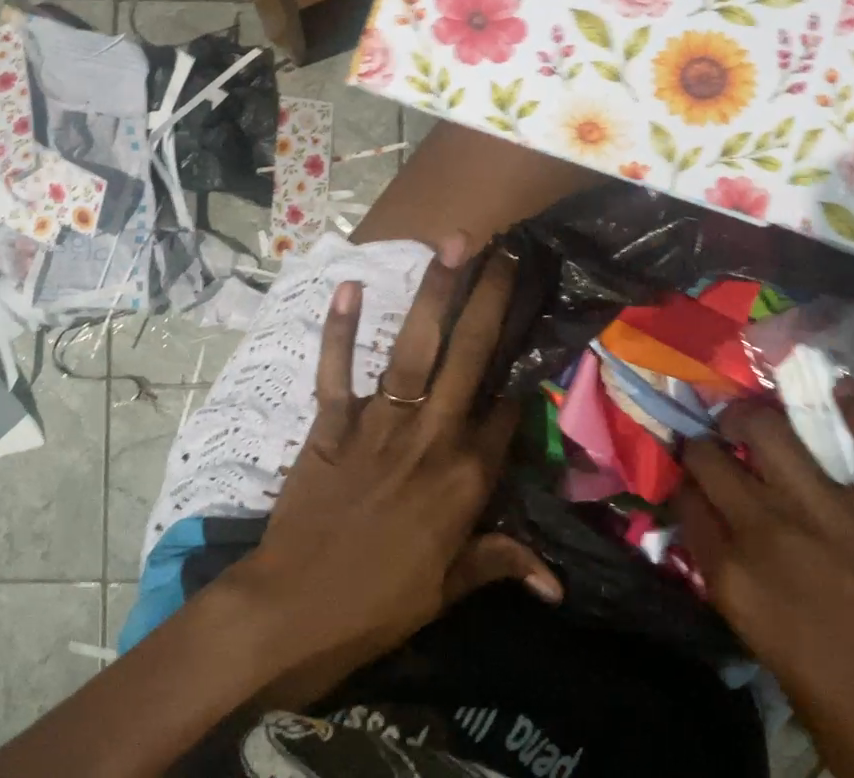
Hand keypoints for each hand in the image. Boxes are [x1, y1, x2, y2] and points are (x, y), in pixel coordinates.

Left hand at [230, 234, 561, 662]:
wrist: (295, 609)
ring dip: (435, 295)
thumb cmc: (378, 605)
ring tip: (454, 244)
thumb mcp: (448, 590)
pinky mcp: (331, 425)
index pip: (507, 416)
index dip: (521, 377)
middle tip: (508, 251)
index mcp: (466, 480)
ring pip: (414, 352)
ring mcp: (379, 426)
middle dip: (491, 302)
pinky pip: (336, 372)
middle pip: (470, 360)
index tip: (533, 333)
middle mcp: (431, 439)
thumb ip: (501, 564)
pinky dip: (339, 330)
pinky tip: (350, 285)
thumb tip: (558, 585)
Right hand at [675, 389, 853, 777]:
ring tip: (751, 415)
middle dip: (702, 445)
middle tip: (712, 443)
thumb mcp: (760, 643)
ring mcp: (827, 511)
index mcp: (729, 573)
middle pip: (709, 459)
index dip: (680, 484)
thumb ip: (735, 582)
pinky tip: (844, 386)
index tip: (685, 481)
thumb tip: (724, 544)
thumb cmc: (842, 709)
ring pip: (770, 431)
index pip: (683, 501)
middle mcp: (764, 529)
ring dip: (752, 416)